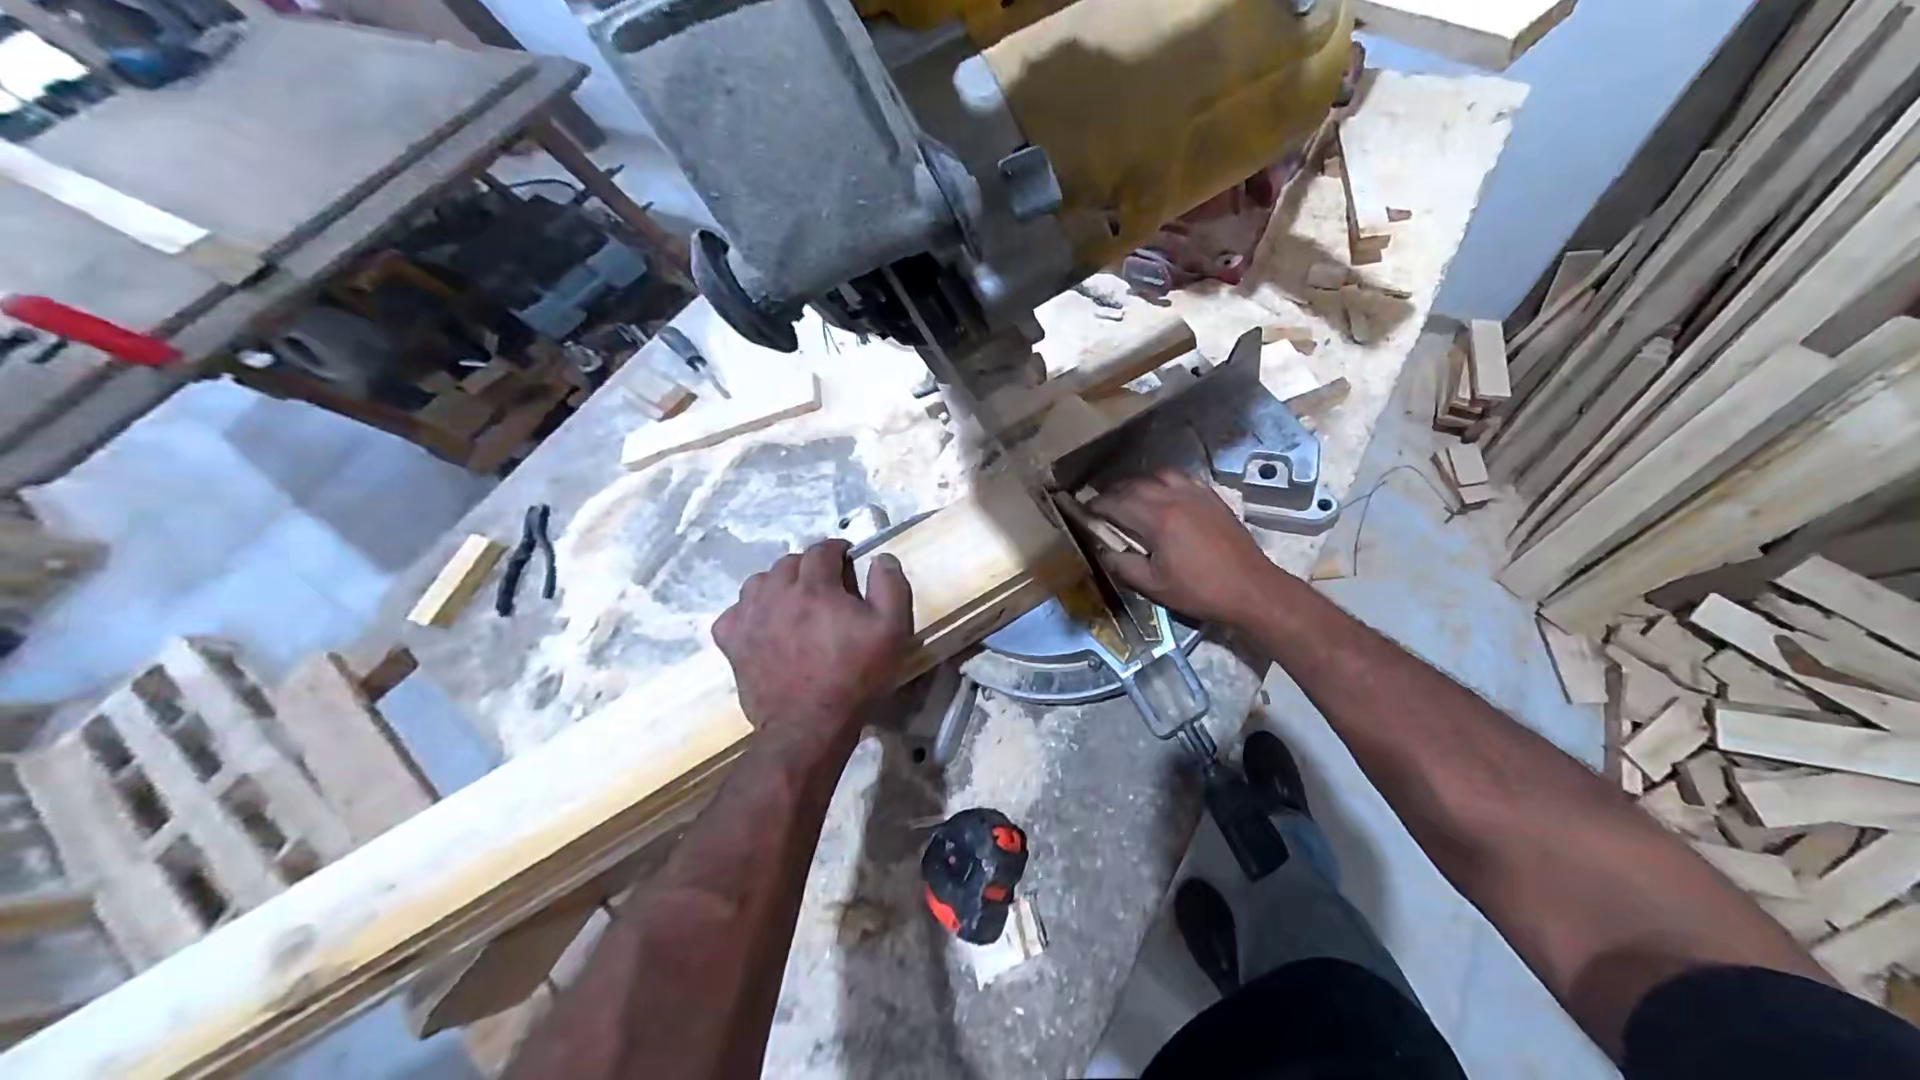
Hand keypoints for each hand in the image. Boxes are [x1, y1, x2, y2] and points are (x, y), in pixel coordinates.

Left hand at [712, 539, 914, 753]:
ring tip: (794, 602)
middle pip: (789, 562)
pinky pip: (734, 613)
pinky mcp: (734, 644)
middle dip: (809, 566)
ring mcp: (750, 618)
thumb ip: (889, 586)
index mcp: (815, 586)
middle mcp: (777, 593)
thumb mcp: (891, 630)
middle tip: (826, 586)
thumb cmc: (855, 677)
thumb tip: (880, 557)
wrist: (810, 726)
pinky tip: (763, 624)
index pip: (822, 550)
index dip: (837, 550)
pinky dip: (748, 612)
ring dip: (778, 585)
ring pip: (759, 582)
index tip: (847, 558)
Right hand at [1090, 470, 1287, 626]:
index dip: (1097, 506)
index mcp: (1157, 519)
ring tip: (1131, 498)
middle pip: (1135, 485)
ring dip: (1139, 484)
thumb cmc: (1199, 591)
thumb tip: (1105, 551)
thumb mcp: (1153, 586)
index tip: (1085, 511)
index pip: (1116, 503)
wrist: (1251, 589)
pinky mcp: (1212, 498)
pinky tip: (1164, 496)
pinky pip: (1182, 479)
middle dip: (1114, 493)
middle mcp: (1175, 498)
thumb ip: (1123, 565)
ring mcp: (1196, 494)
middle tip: (1102, 507)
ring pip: (1159, 475)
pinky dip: (1165, 483)